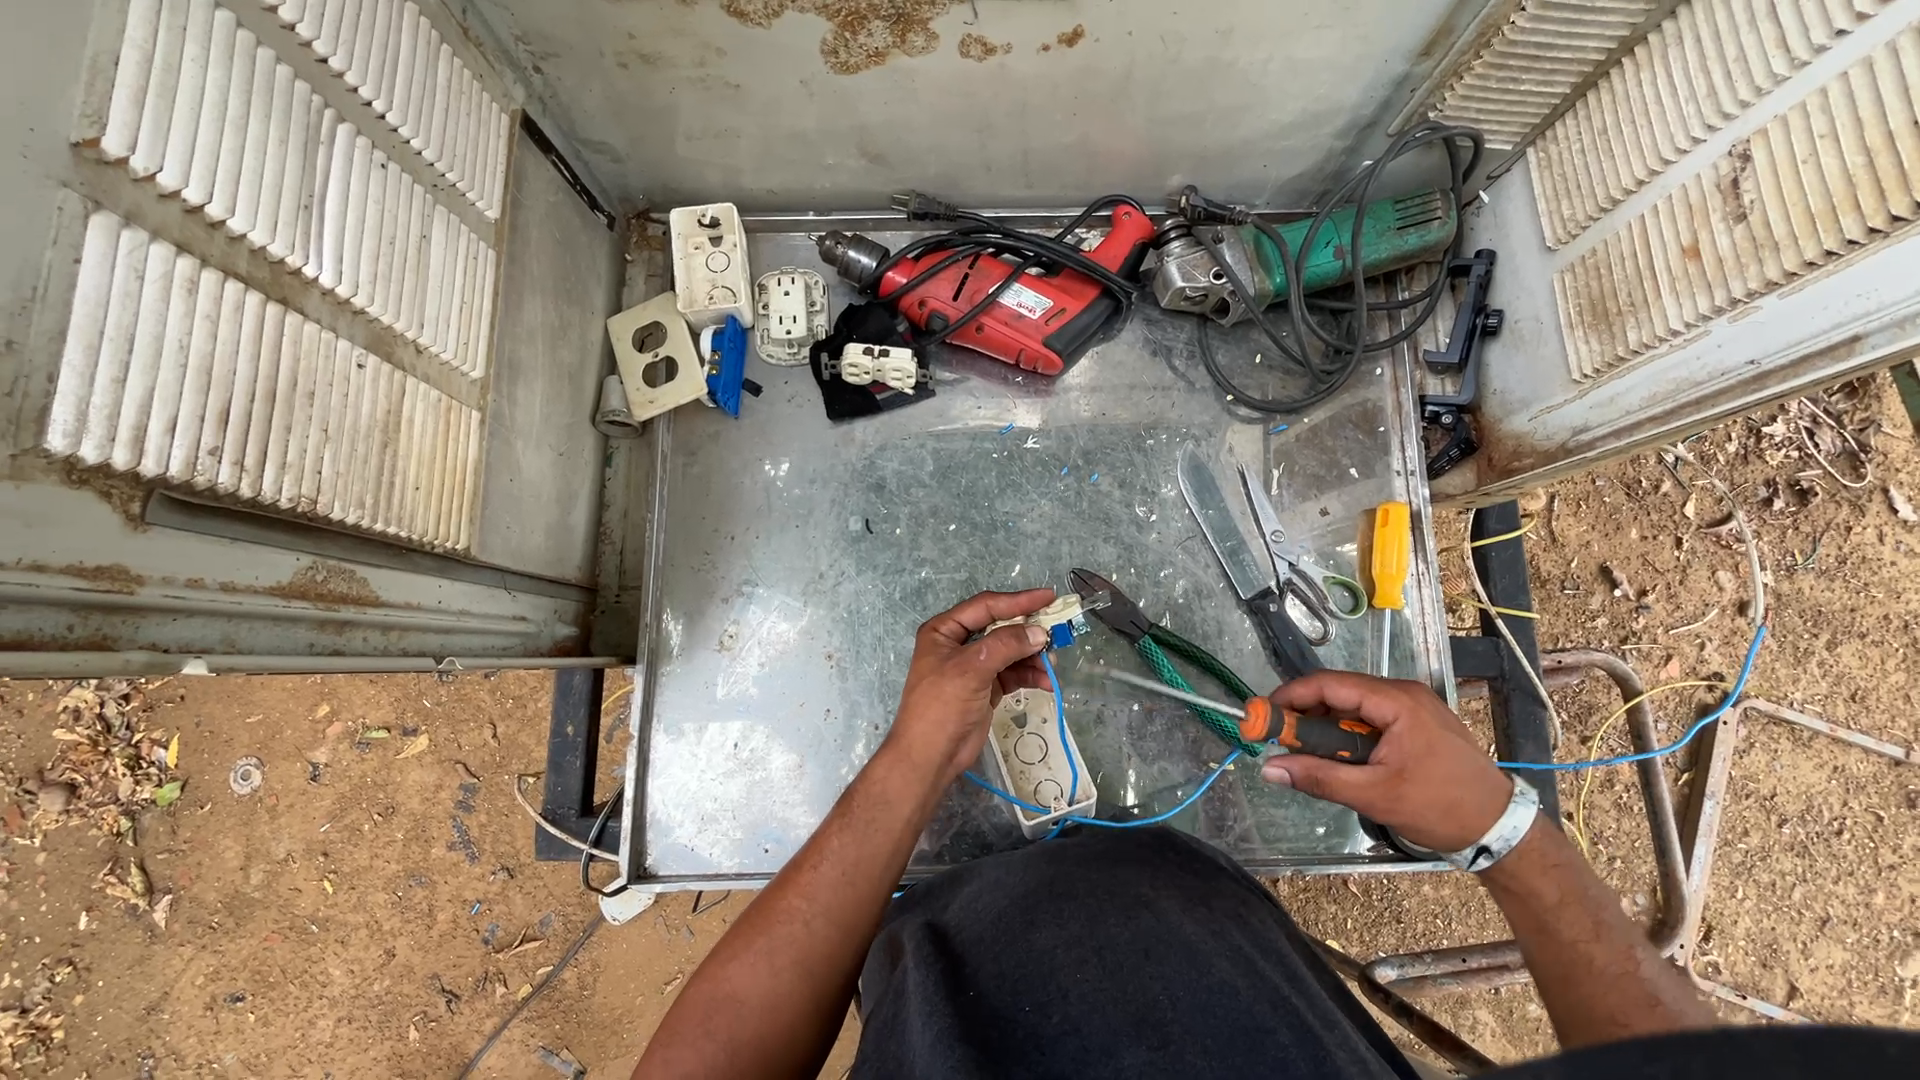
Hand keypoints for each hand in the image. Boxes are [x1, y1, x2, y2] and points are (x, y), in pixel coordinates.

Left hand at [885, 589, 1055, 781]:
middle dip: (1028, 632)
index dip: (1018, 601)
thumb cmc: (941, 705)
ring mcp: (973, 667)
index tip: (1048, 597)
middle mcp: (959, 644)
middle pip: (1001, 628)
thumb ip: (1006, 645)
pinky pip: (1013, 673)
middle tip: (1057, 633)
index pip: (986, 606)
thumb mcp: (971, 668)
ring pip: (1011, 652)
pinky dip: (1030, 675)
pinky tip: (1046, 682)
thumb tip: (1039, 632)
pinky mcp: (986, 688)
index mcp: (945, 630)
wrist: (930, 756)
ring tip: (1051, 665)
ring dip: (1032, 657)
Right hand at [1259, 673, 1513, 852]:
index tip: (1261, 717)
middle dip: (1304, 714)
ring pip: (1352, 706)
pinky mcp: (1417, 724)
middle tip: (1280, 741)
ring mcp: (1413, 707)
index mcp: (1397, 701)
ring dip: (1325, 727)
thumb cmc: (1441, 807)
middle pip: (1339, 692)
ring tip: (1306, 754)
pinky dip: (1347, 734)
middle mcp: (1404, 694)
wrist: (1503, 830)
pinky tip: (1338, 758)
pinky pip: (1369, 718)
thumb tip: (1268, 769)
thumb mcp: (1374, 795)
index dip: (1290, 696)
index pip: (1329, 684)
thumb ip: (1319, 777)